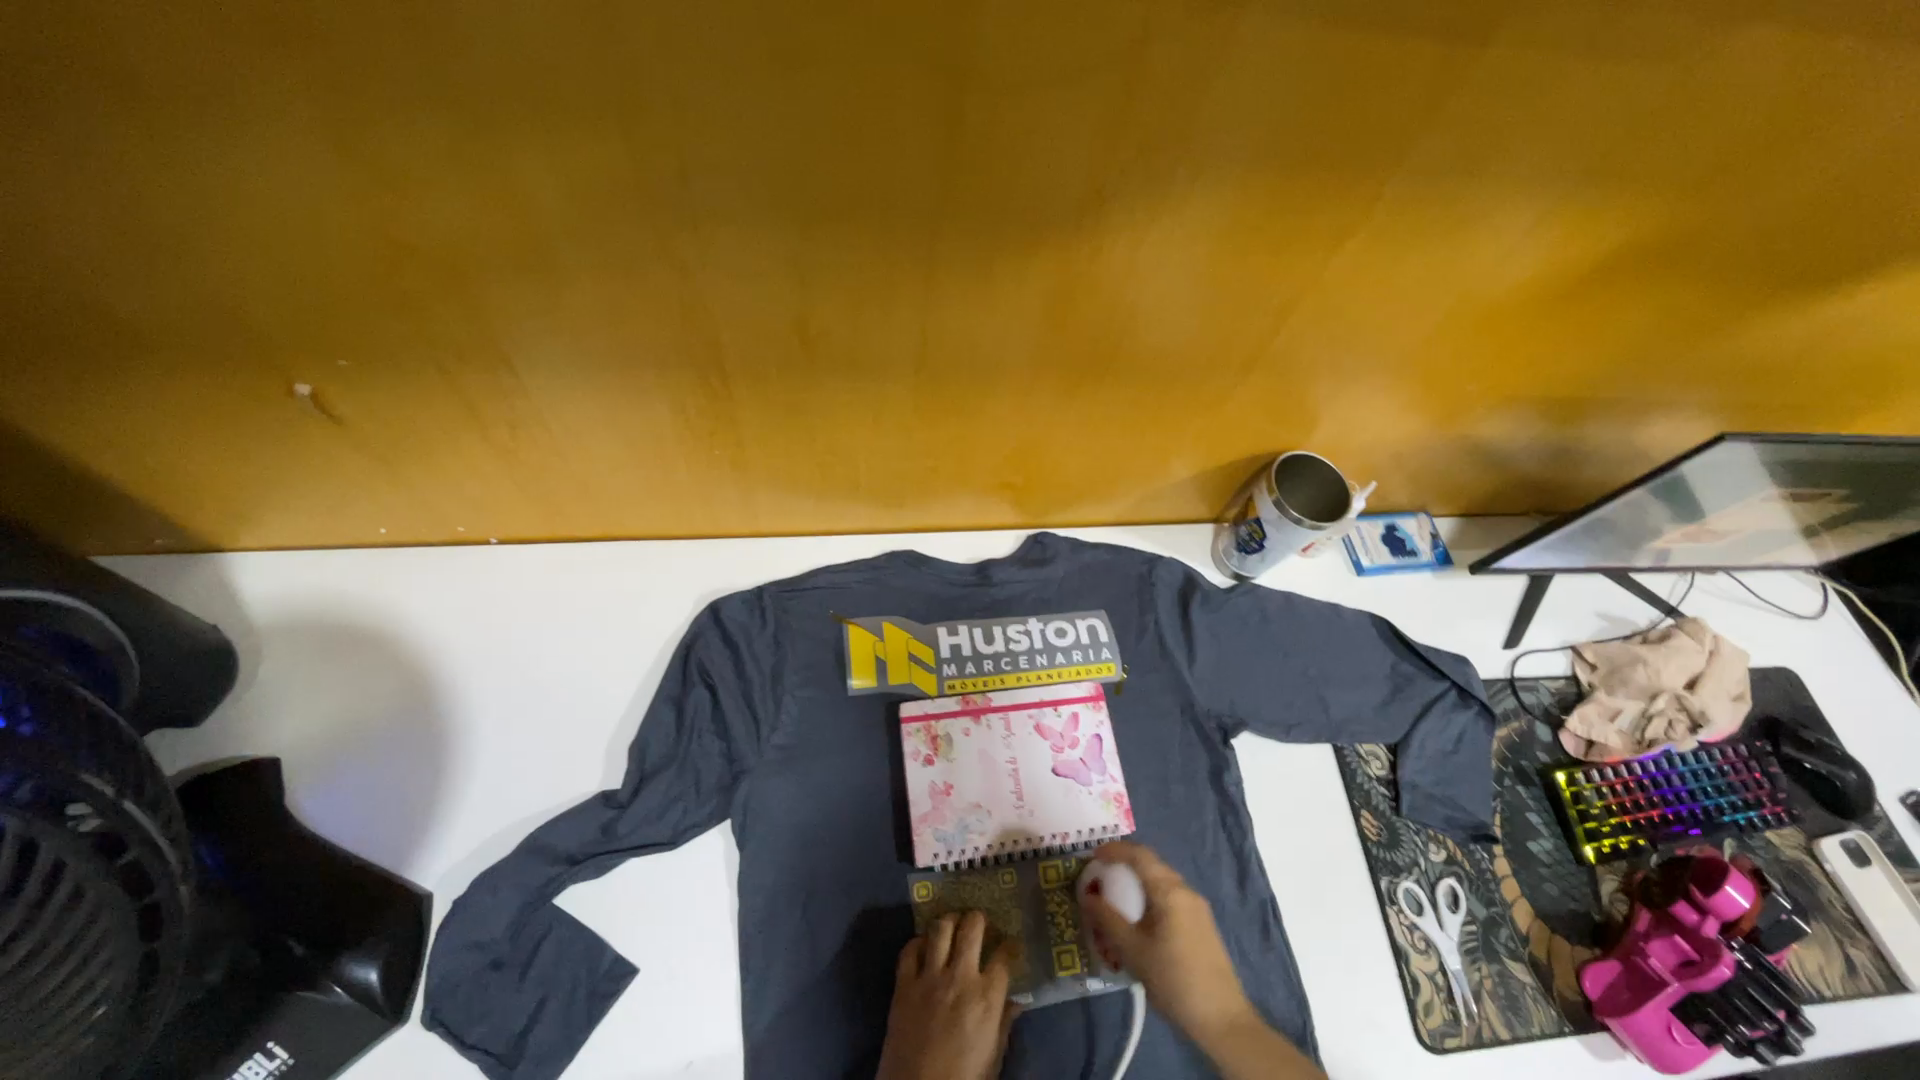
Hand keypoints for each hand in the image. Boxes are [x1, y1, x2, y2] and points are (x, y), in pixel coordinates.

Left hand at [876, 911, 1022, 1079]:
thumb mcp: (994, 1055)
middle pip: (972, 928)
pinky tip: (924, 946)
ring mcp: (928, 978)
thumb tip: (1017, 1000)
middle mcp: (959, 978)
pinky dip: (918, 942)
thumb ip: (1004, 1022)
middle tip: (980, 922)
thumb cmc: (963, 1078)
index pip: (1004, 954)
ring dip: (949, 921)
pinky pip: (909, 950)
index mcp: (987, 997)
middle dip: (979, 918)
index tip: (1009, 944)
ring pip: (940, 929)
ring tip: (953, 923)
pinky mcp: (902, 985)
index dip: (1009, 945)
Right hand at [1080, 840, 1256, 1041]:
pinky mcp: (1202, 925)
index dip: (1115, 850)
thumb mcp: (1132, 950)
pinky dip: (1151, 899)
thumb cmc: (1172, 979)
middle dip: (1125, 866)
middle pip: (1153, 866)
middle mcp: (1187, 892)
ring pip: (1162, 883)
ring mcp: (1198, 908)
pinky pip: (1171, 899)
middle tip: (1100, 878)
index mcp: (1170, 892)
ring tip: (1116, 900)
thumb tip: (1087, 895)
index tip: (1093, 856)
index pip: (1140, 855)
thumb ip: (1107, 918)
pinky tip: (1139, 921)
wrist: (1220, 1018)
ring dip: (1138, 884)